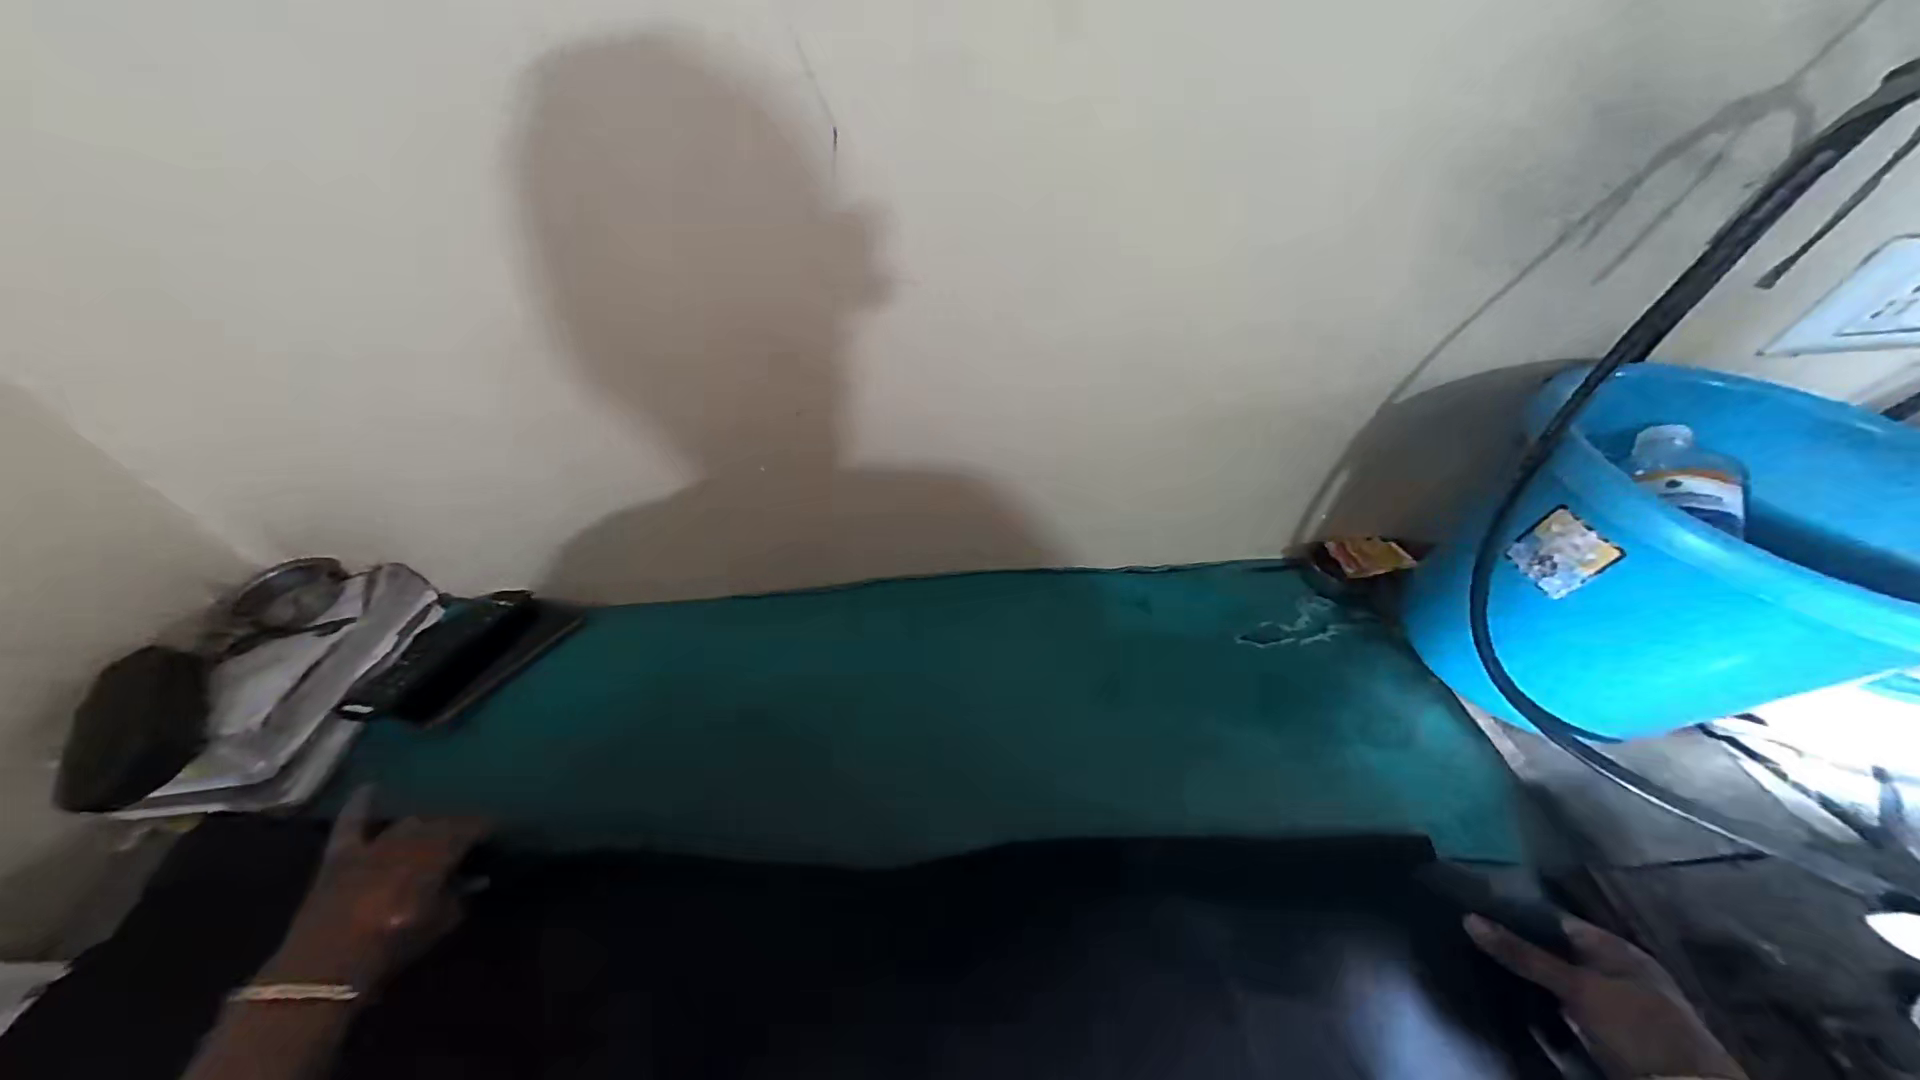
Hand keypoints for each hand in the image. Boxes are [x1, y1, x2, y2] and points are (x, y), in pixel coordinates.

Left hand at [262, 788, 487, 991]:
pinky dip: (359, 805)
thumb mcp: (439, 924)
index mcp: (433, 860)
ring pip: (406, 822)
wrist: (322, 975)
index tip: (496, 829)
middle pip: (438, 822)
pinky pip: (351, 826)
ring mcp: (371, 849)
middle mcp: (406, 846)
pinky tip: (370, 786)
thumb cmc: (392, 949)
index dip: (484, 826)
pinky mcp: (340, 858)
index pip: (468, 830)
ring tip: (435, 823)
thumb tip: (478, 876)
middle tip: (467, 828)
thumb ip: (460, 895)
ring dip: (424, 821)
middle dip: (456, 823)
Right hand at [1466, 912, 1747, 1079]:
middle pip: (1557, 950)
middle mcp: (1618, 971)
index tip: (1479, 912)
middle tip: (1476, 939)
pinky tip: (1516, 999)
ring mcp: (1617, 1004)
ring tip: (1485, 966)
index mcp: (1619, 950)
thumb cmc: (1637, 1027)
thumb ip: (1524, 955)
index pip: (1557, 921)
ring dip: (1531, 978)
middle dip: (1522, 948)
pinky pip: (1565, 1006)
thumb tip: (1468, 917)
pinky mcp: (1611, 1032)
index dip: (1519, 915)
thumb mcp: (1577, 988)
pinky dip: (1544, 1002)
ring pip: (1560, 980)